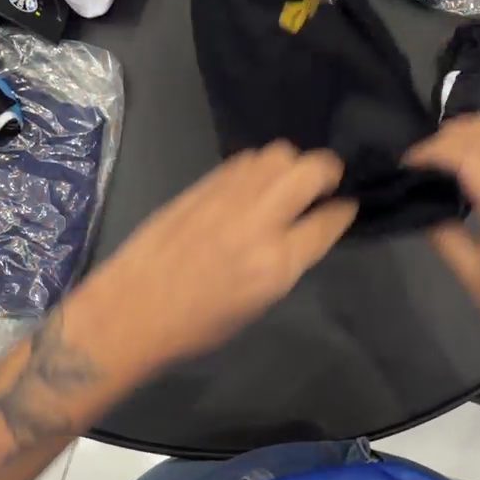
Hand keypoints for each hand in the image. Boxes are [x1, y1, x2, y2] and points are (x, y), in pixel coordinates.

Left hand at [66, 142, 356, 378]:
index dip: (344, 211)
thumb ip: (288, 262)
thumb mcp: (259, 304)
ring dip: (293, 164)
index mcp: (276, 263)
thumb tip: (307, 231)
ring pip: (278, 154)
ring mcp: (228, 198)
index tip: (347, 207)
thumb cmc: (199, 325)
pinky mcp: (203, 187)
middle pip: (311, 170)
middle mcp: (258, 222)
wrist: (132, 309)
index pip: (328, 221)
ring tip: (289, 182)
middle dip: (329, 170)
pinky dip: (260, 167)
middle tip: (326, 183)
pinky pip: (245, 161)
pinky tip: (255, 185)